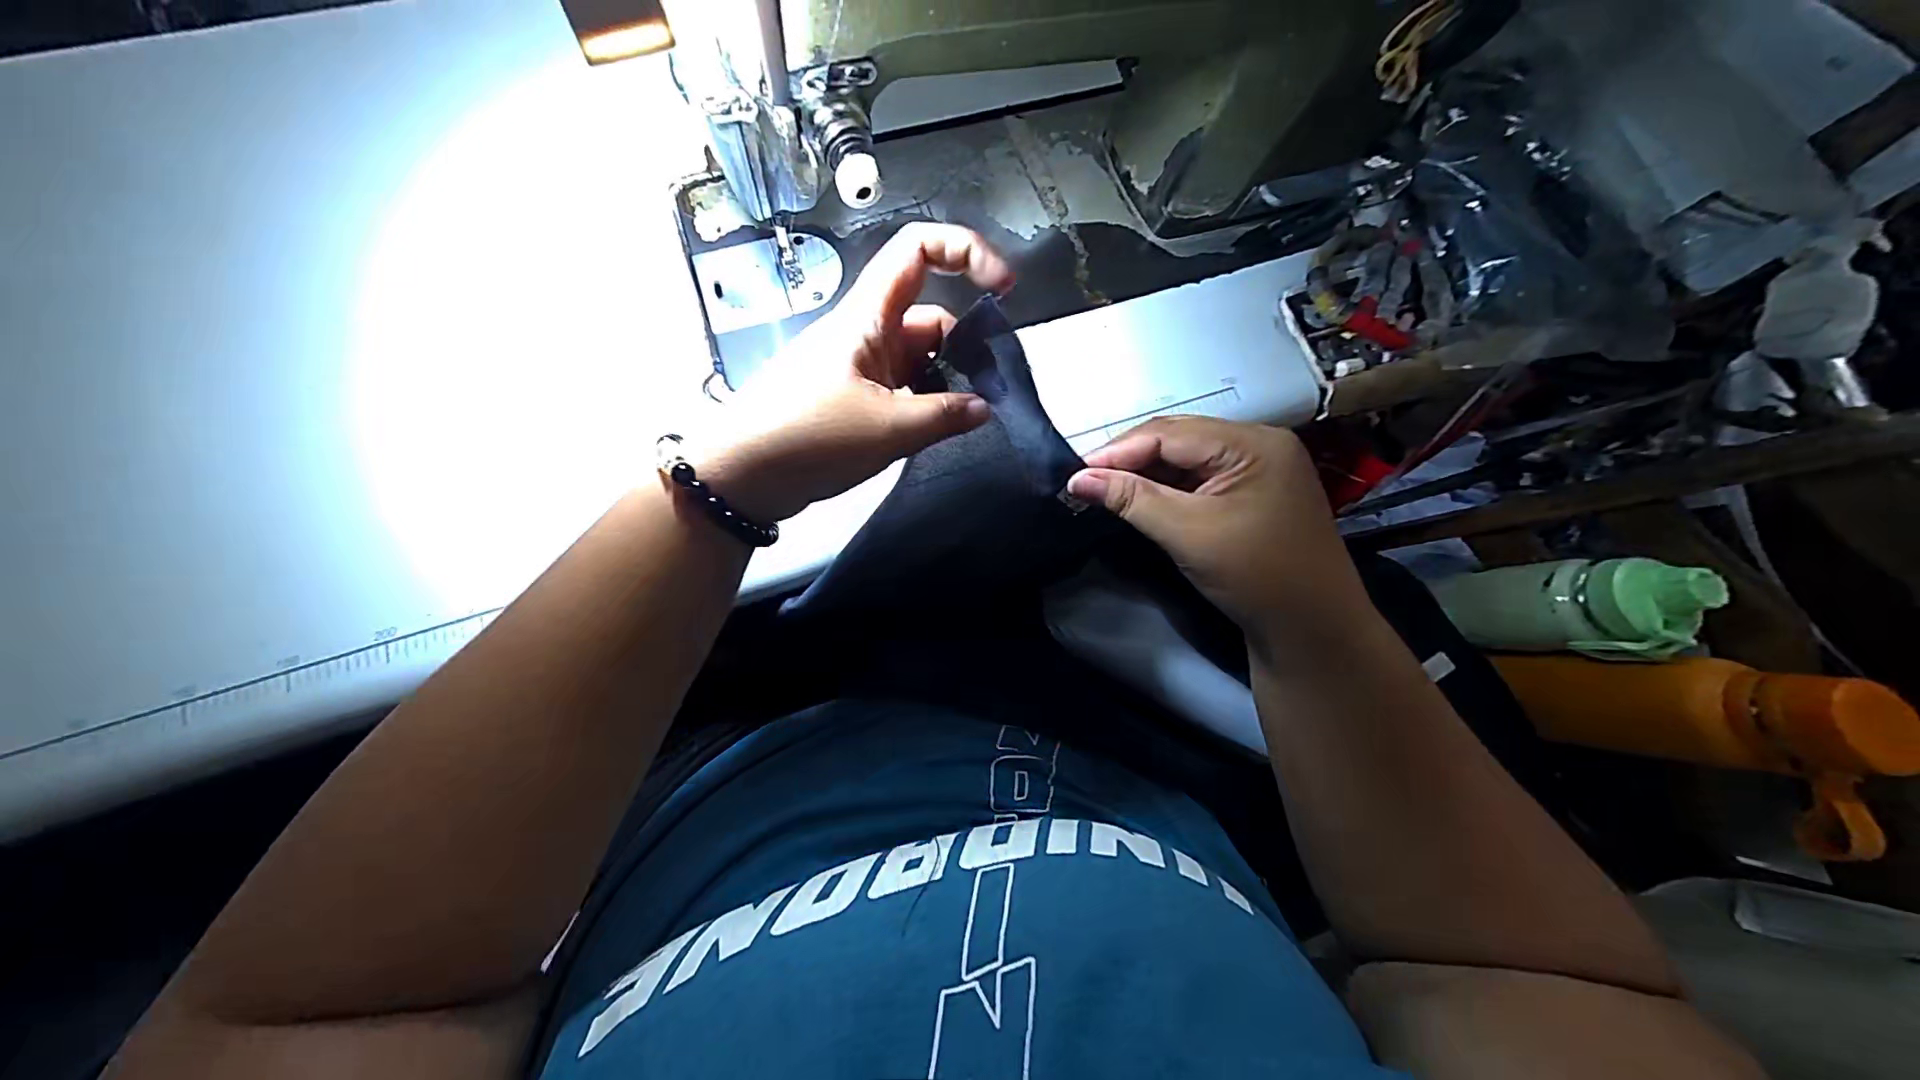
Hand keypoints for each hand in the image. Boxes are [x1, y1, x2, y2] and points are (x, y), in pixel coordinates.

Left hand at [697, 223, 1014, 522]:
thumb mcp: (888, 429)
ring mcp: (857, 367)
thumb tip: (982, 407)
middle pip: (929, 318)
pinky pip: (899, 389)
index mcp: (867, 318)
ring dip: (942, 385)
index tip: (1002, 286)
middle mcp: (863, 333)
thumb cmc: (803, 438)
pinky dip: (920, 405)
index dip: (966, 253)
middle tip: (984, 393)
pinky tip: (927, 432)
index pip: (919, 251)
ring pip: (917, 360)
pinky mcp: (851, 397)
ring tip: (954, 421)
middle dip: (963, 350)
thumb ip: (945, 415)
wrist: (742, 476)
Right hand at [1067, 416, 1369, 638]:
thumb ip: (1131, 499)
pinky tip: (1140, 498)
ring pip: (1186, 459)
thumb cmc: (1257, 577)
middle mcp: (1259, 444)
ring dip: (1146, 474)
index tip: (1076, 471)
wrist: (1313, 630)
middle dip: (1130, 459)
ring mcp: (1258, 469)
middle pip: (1178, 439)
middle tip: (1085, 480)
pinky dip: (1167, 488)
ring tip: (1104, 489)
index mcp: (1254, 443)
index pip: (1171, 433)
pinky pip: (1200, 478)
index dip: (1119, 450)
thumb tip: (1077, 479)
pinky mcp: (1252, 493)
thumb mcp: (1188, 534)